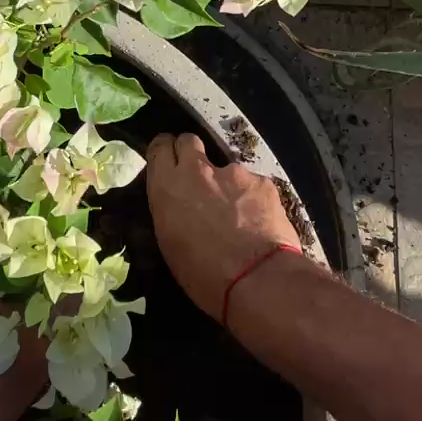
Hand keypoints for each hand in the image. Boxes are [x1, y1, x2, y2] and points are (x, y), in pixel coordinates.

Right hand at [145, 132, 303, 317]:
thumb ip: (171, 210)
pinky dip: (253, 199)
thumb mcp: (171, 243)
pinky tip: (258, 222)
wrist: (257, 280)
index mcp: (169, 186)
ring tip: (237, 215)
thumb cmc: (204, 274)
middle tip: (197, 179)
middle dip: (191, 153)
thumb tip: (178, 204)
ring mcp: (233, 171)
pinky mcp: (262, 181)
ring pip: (225, 168)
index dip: (165, 152)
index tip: (169, 164)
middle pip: (189, 140)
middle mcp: (198, 169)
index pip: (160, 146)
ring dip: (226, 185)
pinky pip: (252, 184)